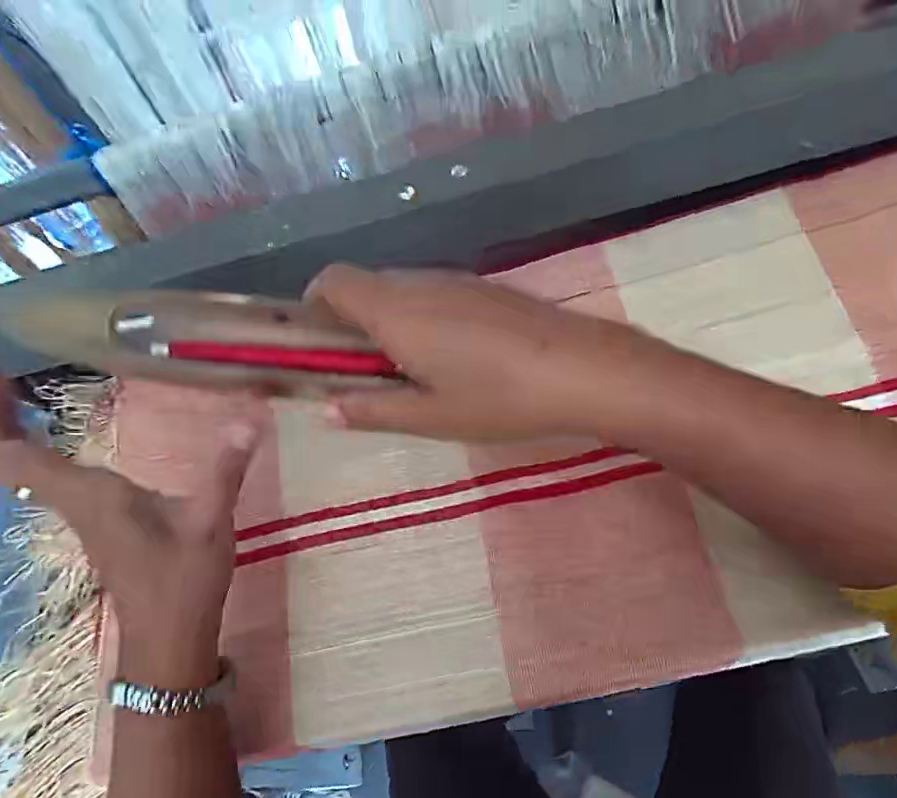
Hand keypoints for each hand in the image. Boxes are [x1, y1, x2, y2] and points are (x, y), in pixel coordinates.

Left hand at [0, 346, 253, 686]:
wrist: (170, 635)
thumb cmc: (184, 580)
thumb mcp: (209, 521)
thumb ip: (224, 468)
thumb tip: (250, 420)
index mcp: (84, 494)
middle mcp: (66, 498)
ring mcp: (72, 509)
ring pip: (4, 463)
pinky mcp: (86, 517)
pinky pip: (30, 471)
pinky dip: (19, 438)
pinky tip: (34, 420)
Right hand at [306, 264, 682, 441]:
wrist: (581, 370)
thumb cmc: (497, 399)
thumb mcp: (430, 416)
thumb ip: (372, 410)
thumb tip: (327, 409)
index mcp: (394, 311)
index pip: (333, 281)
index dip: (315, 306)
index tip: (321, 346)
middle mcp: (421, 284)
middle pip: (366, 285)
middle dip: (352, 322)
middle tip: (365, 373)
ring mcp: (459, 281)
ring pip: (404, 290)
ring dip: (390, 322)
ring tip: (412, 373)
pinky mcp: (488, 289)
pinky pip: (437, 295)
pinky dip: (424, 319)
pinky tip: (454, 360)